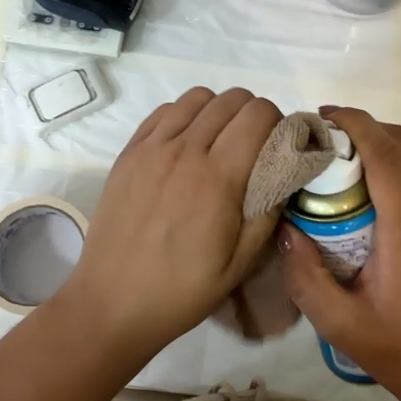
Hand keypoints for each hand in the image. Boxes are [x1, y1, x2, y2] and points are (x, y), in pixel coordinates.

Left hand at [55, 87, 280, 354]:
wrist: (112, 303)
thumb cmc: (183, 291)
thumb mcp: (242, 263)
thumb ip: (269, 210)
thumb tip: (288, 170)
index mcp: (218, 178)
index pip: (259, 114)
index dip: (280, 123)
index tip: (281, 147)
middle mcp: (185, 150)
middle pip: (233, 99)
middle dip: (255, 115)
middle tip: (256, 147)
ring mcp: (152, 148)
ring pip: (199, 97)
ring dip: (219, 111)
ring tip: (221, 142)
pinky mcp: (129, 152)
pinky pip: (165, 111)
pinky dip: (185, 116)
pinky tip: (187, 144)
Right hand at [280, 107, 400, 400]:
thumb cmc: (398, 349)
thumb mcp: (339, 324)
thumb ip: (306, 277)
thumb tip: (284, 228)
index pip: (387, 156)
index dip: (355, 125)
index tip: (319, 118)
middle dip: (362, 127)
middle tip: (318, 139)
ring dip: (377, 143)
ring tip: (334, 158)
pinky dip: (389, 162)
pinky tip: (359, 187)